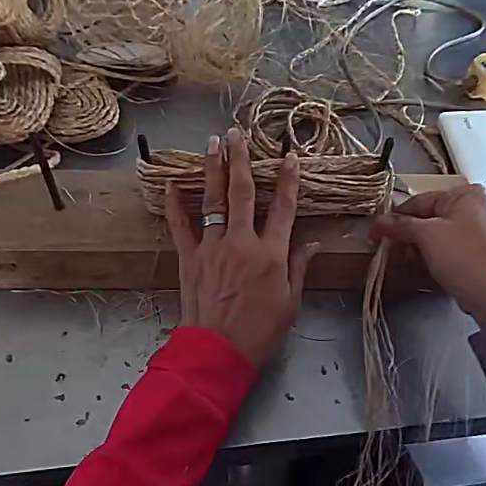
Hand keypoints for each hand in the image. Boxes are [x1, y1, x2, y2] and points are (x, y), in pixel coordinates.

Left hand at [165, 129, 318, 366]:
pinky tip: (173, 183)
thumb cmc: (260, 331)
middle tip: (239, 133)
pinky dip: (176, 204)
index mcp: (271, 254)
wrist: (218, 352)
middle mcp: (242, 242)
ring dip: (213, 169)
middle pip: (242, 192)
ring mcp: (212, 247)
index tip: (288, 157)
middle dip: (242, 159)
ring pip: (212, 200)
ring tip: (213, 143)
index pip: (283, 208)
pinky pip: (181, 225)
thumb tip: (312, 243)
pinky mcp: (190, 258)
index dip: (288, 180)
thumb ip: (299, 267)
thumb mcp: (290, 302)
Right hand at [371, 185, 485, 326]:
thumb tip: (379, 222)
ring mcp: (479, 235)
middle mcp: (475, 210)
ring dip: (417, 251)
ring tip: (406, 263)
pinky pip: (448, 254)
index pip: (418, 201)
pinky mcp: (479, 257)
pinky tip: (425, 271)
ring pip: (436, 238)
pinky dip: (433, 260)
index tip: (375, 233)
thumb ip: (400, 226)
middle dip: (406, 236)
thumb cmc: (470, 259)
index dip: (394, 218)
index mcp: (466, 194)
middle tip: (387, 250)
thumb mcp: (427, 236)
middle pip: (427, 219)